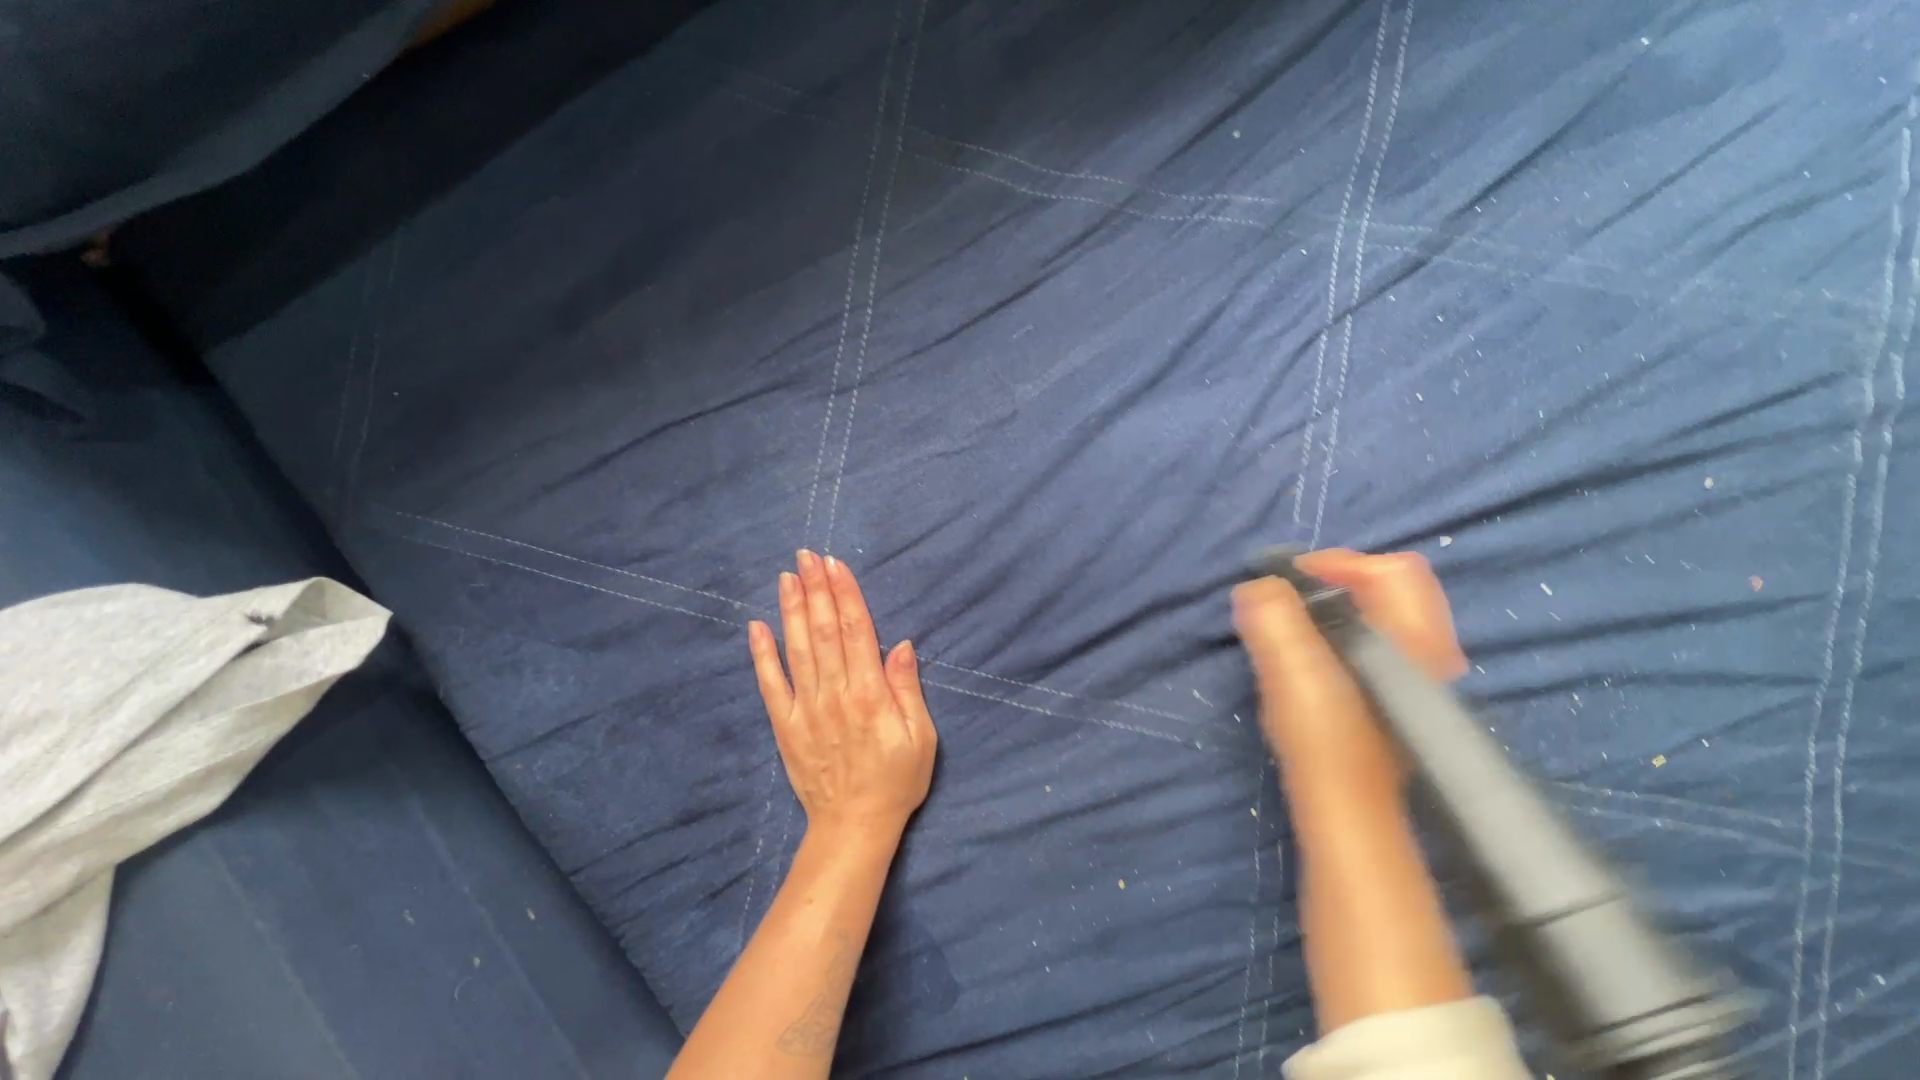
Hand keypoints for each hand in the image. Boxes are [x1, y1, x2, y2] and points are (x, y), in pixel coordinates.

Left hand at [748, 550, 937, 840]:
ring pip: (797, 649)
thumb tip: (901, 645)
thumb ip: (908, 690)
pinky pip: (770, 685)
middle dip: (816, 589)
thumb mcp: (921, 738)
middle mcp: (835, 694)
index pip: (856, 631)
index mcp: (871, 694)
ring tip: (787, 577)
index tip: (836, 564)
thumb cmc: (896, 782)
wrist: (854, 827)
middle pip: (824, 631)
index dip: (845, 594)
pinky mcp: (786, 726)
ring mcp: (806, 709)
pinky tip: (757, 626)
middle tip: (806, 555)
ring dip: (791, 610)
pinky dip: (762, 655)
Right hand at [1231, 549, 1465, 791]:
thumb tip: (1257, 588)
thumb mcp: (1290, 669)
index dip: (1335, 563)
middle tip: (1293, 601)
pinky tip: (1315, 663)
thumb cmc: (1324, 737)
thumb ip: (1273, 618)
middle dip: (1339, 585)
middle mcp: (1429, 649)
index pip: (1388, 569)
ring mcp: (1421, 677)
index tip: (1287, 581)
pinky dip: (1346, 637)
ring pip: (1385, 617)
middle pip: (1391, 588)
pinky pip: (1380, 644)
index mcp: (1411, 635)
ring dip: (1340, 612)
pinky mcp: (1404, 699)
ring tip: (1297, 629)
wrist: (1348, 811)